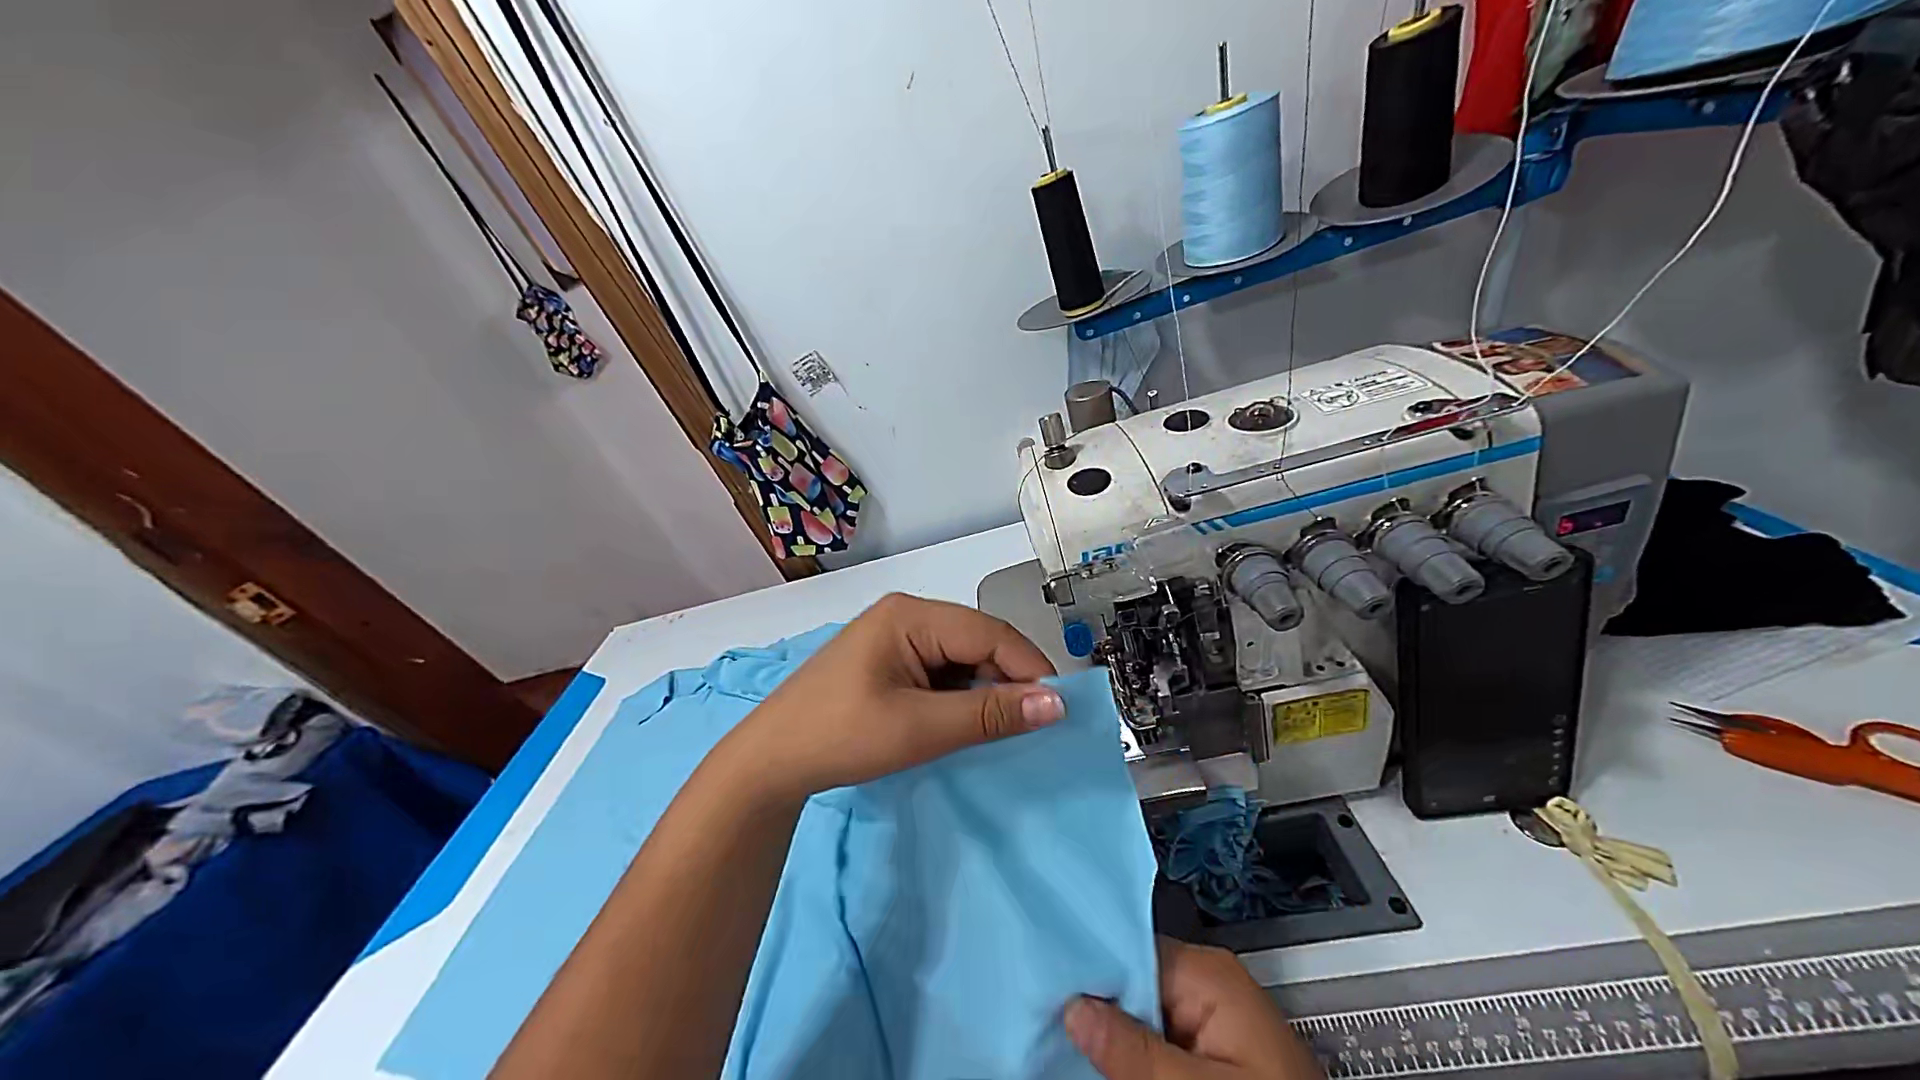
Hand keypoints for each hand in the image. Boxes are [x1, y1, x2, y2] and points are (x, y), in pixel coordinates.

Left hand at [721, 593, 1061, 800]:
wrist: (771, 762)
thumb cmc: (840, 736)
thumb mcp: (920, 728)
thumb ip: (990, 715)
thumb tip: (1055, 705)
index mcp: (910, 614)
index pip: (989, 632)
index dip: (1029, 667)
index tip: (1059, 708)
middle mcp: (906, 615)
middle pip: (978, 642)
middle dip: (1006, 681)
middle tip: (1032, 725)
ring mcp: (896, 637)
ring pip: (962, 659)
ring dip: (984, 692)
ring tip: (1001, 729)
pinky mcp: (890, 662)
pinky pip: (942, 672)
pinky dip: (960, 698)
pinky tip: (966, 724)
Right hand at [1066, 937, 1324, 1079]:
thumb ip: (1137, 1050)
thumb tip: (1076, 1007)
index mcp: (1208, 973)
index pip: (1127, 948)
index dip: (1086, 969)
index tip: (1047, 984)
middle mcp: (1204, 983)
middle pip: (1128, 980)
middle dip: (1093, 1004)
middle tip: (1049, 1020)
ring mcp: (1203, 1016)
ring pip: (1135, 1012)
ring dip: (1107, 1033)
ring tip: (1064, 1039)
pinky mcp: (1202, 1047)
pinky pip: (1153, 1035)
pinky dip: (1130, 1052)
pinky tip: (1103, 1062)